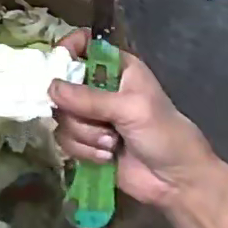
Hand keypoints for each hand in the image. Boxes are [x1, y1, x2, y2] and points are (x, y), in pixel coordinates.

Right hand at [48, 31, 221, 212]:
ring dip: (85, 134)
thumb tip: (50, 88)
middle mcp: (99, 87)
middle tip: (97, 119)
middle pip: (63, 85)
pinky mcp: (84, 141)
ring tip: (110, 143)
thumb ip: (90, 98)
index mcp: (116, 68)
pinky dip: (84, 150)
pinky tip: (106, 157)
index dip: (67, 50)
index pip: (83, 45)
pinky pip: (64, 138)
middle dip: (76, 109)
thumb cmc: (164, 134)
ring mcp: (89, 115)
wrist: (177, 182)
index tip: (57, 67)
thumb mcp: (131, 109)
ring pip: (61, 115)